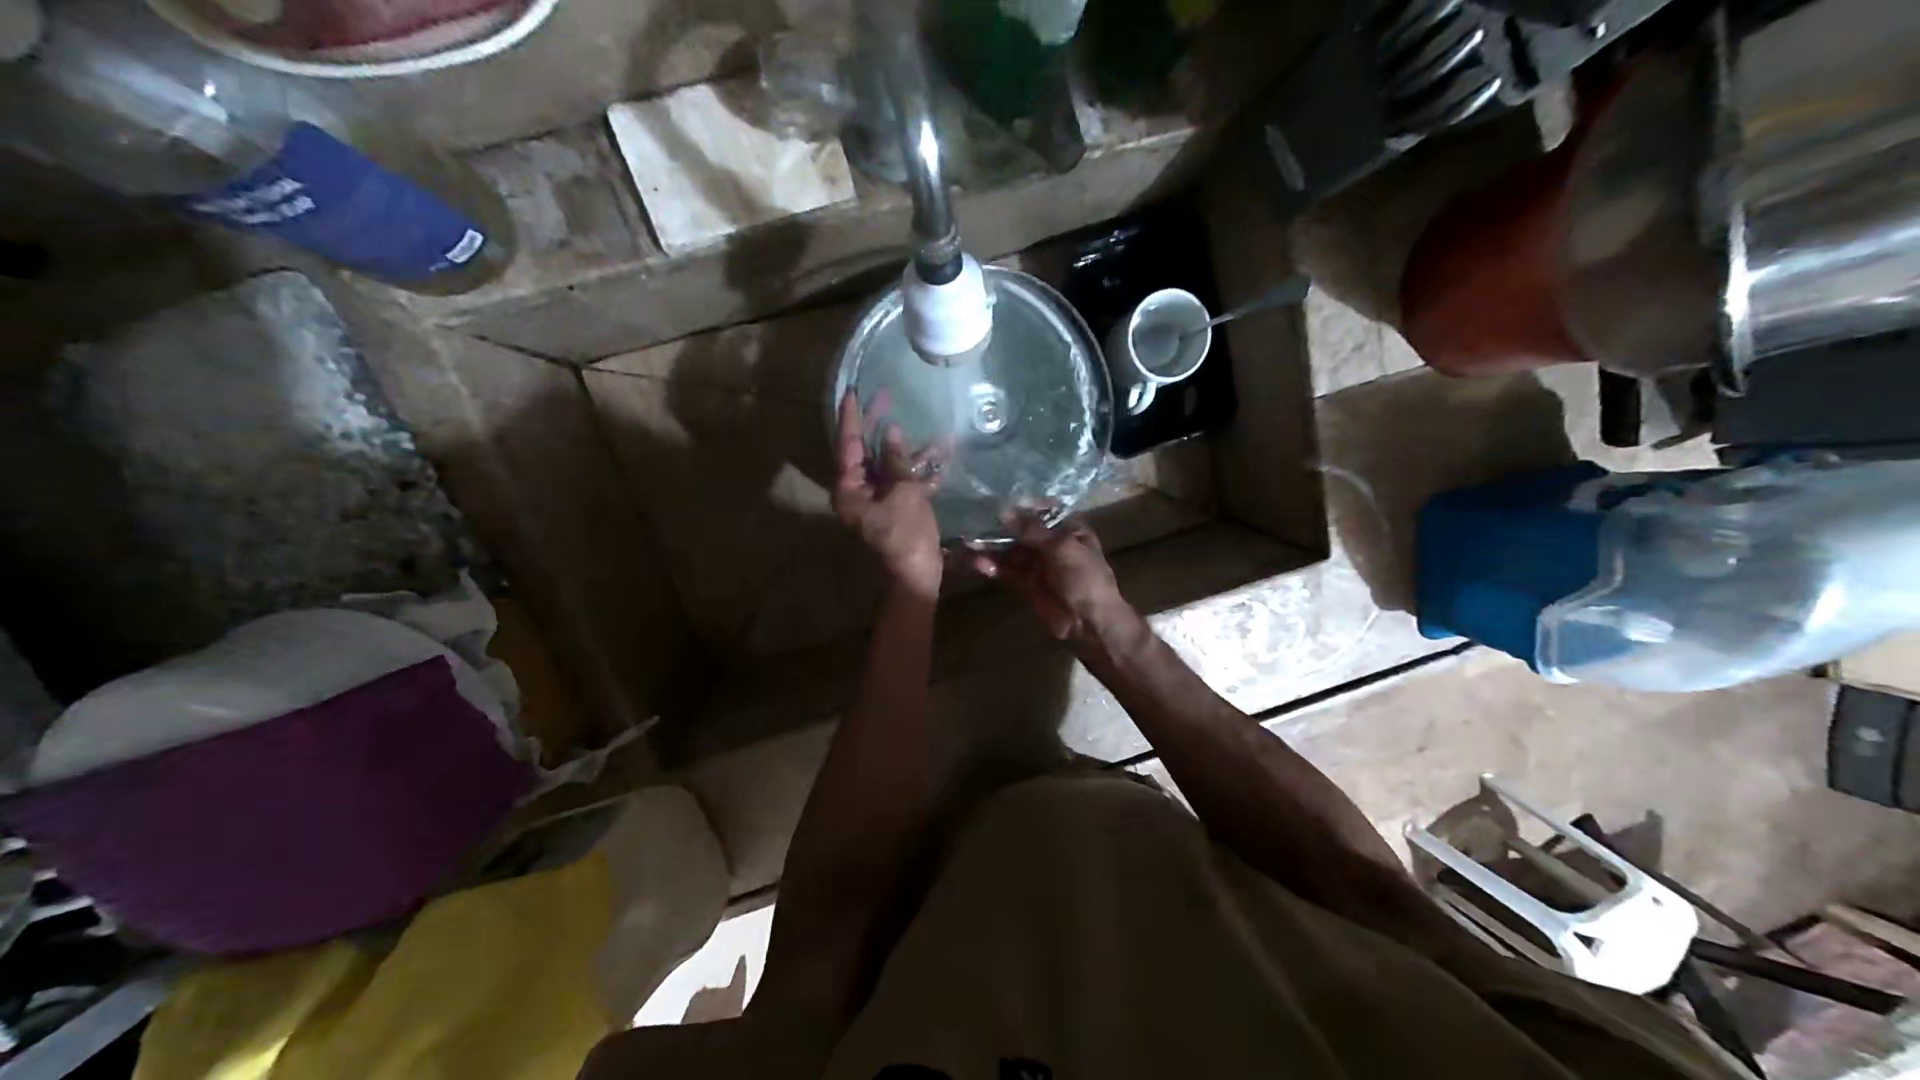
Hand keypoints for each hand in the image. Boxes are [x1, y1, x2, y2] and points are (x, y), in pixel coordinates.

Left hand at [834, 391, 947, 597]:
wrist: (916, 578)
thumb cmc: (905, 536)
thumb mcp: (903, 494)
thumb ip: (897, 461)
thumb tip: (893, 433)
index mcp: (850, 489)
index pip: (848, 445)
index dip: (852, 417)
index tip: (854, 392)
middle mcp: (858, 492)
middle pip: (866, 451)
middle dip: (879, 426)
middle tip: (888, 397)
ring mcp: (877, 500)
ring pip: (889, 466)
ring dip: (908, 451)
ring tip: (926, 431)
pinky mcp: (896, 508)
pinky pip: (903, 482)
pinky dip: (918, 471)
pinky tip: (939, 457)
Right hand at [970, 514, 1133, 645]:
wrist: (1090, 623)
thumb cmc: (1085, 578)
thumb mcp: (1063, 547)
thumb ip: (1033, 530)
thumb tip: (1004, 511)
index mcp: (1069, 530)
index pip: (1044, 510)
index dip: (1024, 505)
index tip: (1001, 501)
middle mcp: (1052, 544)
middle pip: (1022, 530)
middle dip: (1000, 526)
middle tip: (974, 520)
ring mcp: (1038, 565)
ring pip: (1010, 551)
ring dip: (991, 546)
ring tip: (968, 542)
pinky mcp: (1026, 584)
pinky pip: (1006, 571)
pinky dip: (992, 567)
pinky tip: (977, 563)